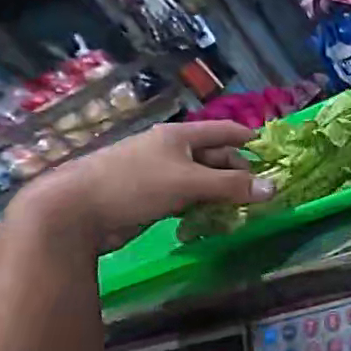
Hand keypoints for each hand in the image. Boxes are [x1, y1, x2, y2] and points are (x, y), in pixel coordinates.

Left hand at [19, 120, 274, 251]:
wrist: (75, 211)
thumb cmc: (135, 185)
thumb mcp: (190, 183)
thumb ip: (233, 186)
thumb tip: (274, 188)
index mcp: (179, 136)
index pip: (223, 130)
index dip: (249, 137)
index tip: (273, 151)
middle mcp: (170, 150)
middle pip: (216, 157)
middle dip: (239, 173)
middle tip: (262, 194)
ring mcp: (160, 174)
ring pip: (203, 180)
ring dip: (223, 194)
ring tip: (243, 210)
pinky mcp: (152, 197)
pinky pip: (189, 198)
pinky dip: (204, 207)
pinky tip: (214, 220)